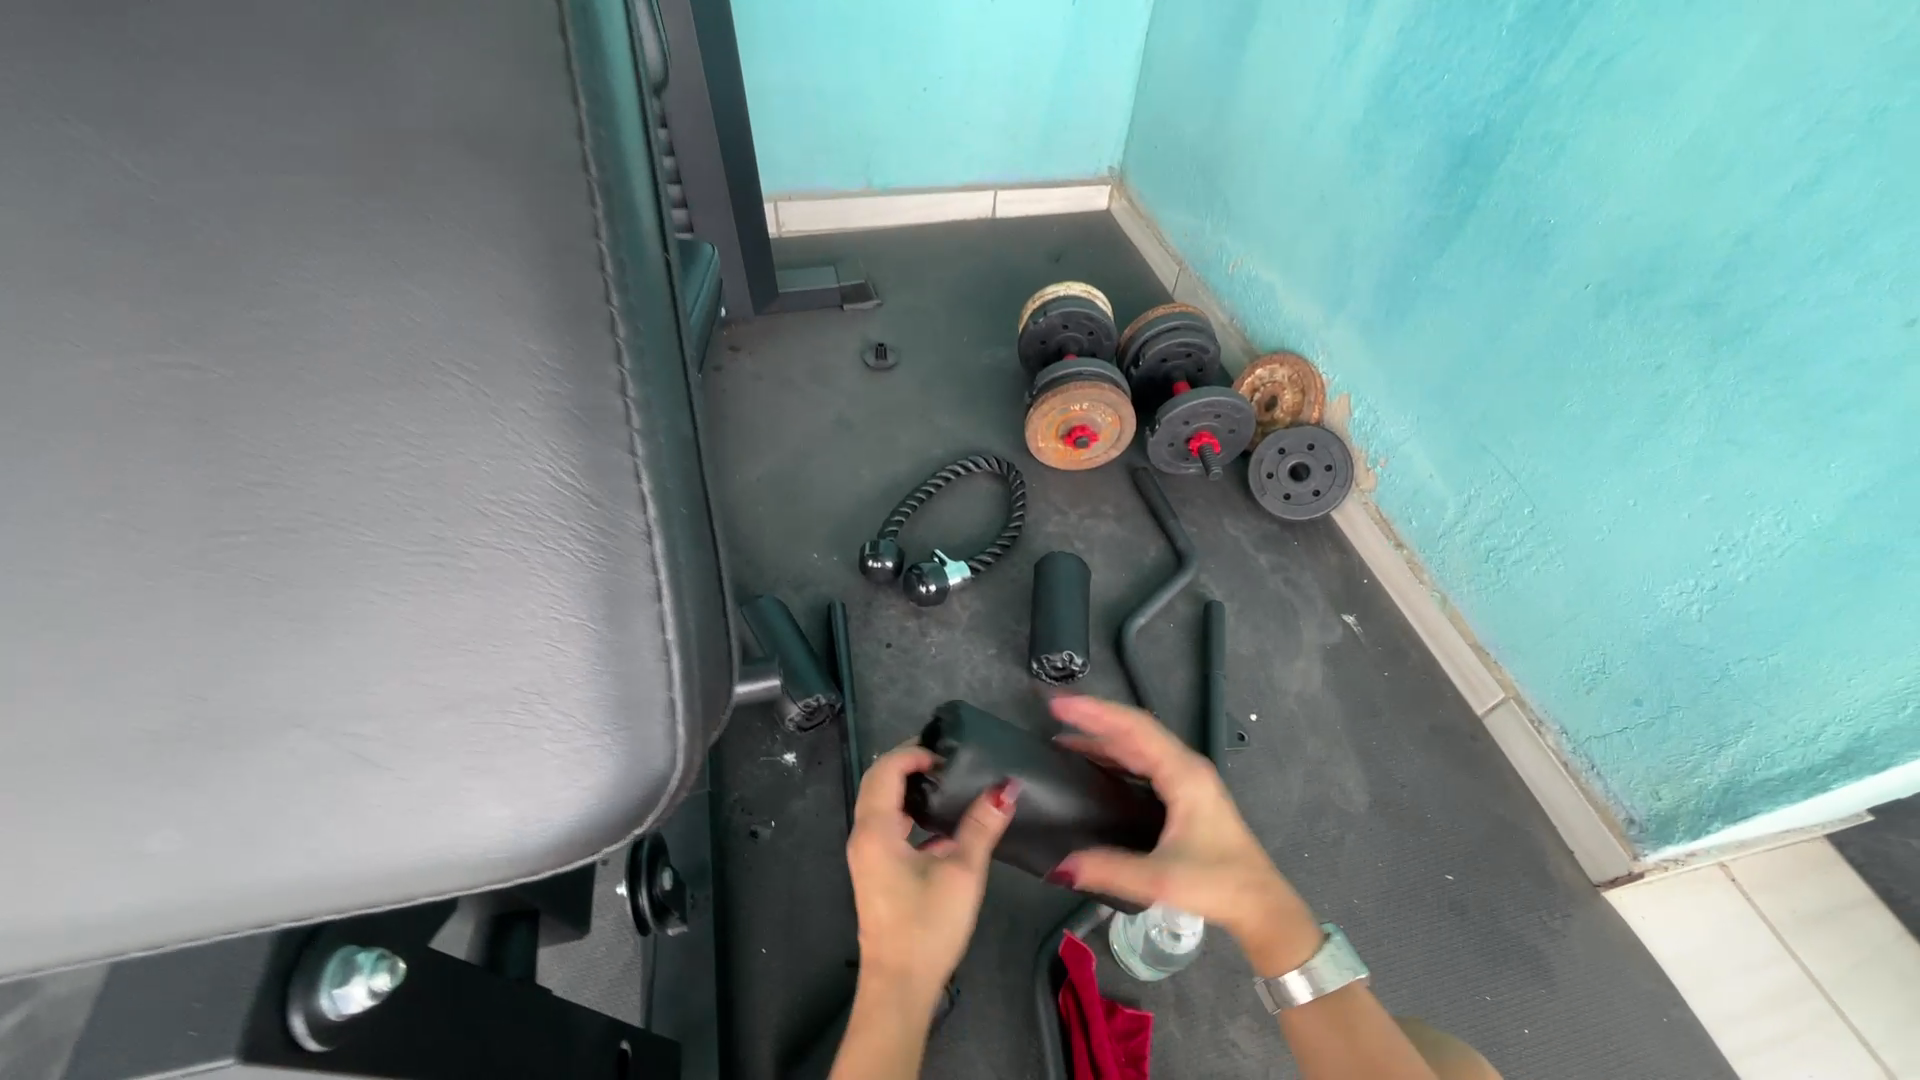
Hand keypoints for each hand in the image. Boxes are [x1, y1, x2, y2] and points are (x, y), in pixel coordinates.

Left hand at [845, 743, 1017, 1007]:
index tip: (948, 754)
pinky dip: (909, 812)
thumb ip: (982, 826)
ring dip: (909, 788)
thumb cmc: (927, 925)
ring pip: (881, 804)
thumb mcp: (962, 871)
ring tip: (947, 783)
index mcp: (875, 829)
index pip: (885, 770)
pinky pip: (887, 825)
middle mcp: (863, 836)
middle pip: (878, 782)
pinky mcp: (875, 871)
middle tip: (947, 760)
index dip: (913, 753)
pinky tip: (942, 824)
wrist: (900, 987)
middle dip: (908, 764)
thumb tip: (1006, 788)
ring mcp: (866, 855)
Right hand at [1049, 696, 1321, 973]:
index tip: (1059, 705)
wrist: (1261, 905)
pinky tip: (1094, 763)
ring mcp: (1188, 779)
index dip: (1095, 712)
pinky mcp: (1186, 793)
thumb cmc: (1217, 884)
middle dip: (1094, 717)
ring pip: (1140, 745)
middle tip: (1054, 711)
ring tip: (1064, 736)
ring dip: (1103, 736)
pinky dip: (1116, 754)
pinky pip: (1145, 761)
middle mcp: (1186, 767)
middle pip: (1135, 729)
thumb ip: (1109, 870)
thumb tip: (1060, 866)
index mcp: (1184, 774)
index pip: (1133, 728)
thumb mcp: (1161, 879)